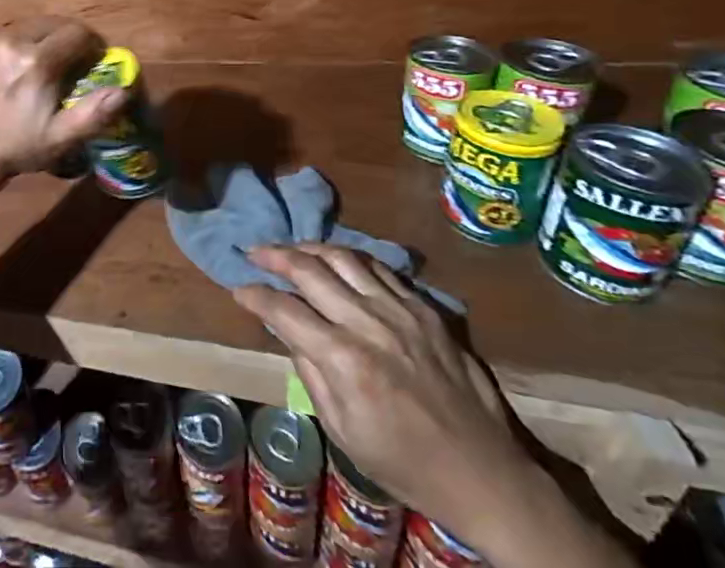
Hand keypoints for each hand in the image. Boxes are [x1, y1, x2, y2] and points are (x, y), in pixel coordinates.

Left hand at [0, 20, 127, 176]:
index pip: (77, 33)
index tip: (98, 62)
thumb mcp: (62, 138)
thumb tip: (123, 90)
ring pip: (36, 25)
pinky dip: (29, 42)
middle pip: (56, 23)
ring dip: (51, 39)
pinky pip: (16, 32)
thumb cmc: (20, 146)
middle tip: (79, 63)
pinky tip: (29, 66)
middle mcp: (13, 42)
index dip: (94, 45)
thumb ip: (95, 113)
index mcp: (36, 63)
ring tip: (55, 65)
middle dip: (73, 39)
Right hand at [231, 245, 534, 546]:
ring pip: (345, 258)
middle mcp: (370, 324)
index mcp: (344, 359)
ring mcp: (403, 313)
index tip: (238, 290)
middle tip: (254, 253)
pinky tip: (338, 264)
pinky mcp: (428, 312)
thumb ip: (309, 370)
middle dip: (274, 256)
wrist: (485, 475)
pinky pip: (382, 270)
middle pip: (310, 270)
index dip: (253, 295)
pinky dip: (352, 260)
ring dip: (310, 248)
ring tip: (291, 249)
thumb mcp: (340, 427)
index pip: (283, 309)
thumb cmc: (403, 462)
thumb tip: (284, 328)